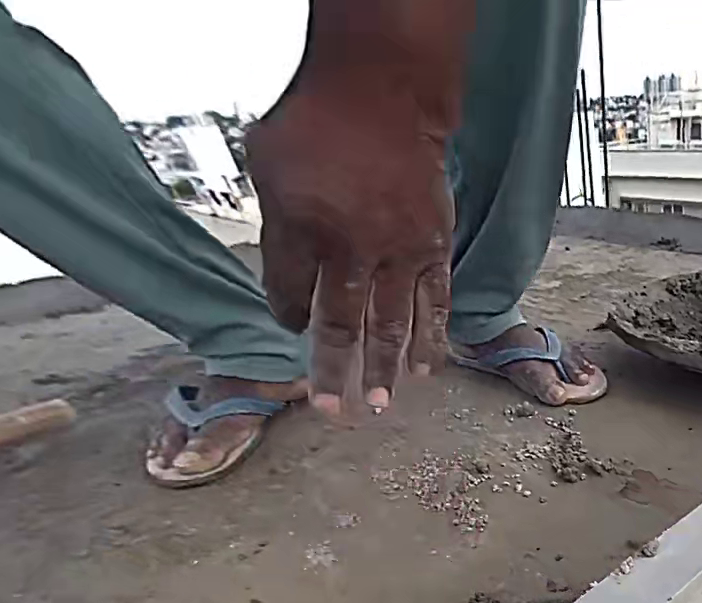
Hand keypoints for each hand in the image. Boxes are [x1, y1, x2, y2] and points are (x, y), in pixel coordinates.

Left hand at [245, 80, 454, 416]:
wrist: (384, 92)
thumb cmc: (318, 121)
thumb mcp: (268, 162)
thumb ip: (277, 227)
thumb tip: (288, 279)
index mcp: (301, 227)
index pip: (290, 294)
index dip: (288, 319)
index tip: (293, 330)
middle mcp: (351, 249)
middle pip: (340, 325)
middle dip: (334, 371)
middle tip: (333, 410)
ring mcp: (398, 254)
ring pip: (390, 325)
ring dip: (384, 370)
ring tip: (380, 406)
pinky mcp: (433, 251)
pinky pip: (434, 305)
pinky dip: (430, 341)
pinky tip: (427, 371)